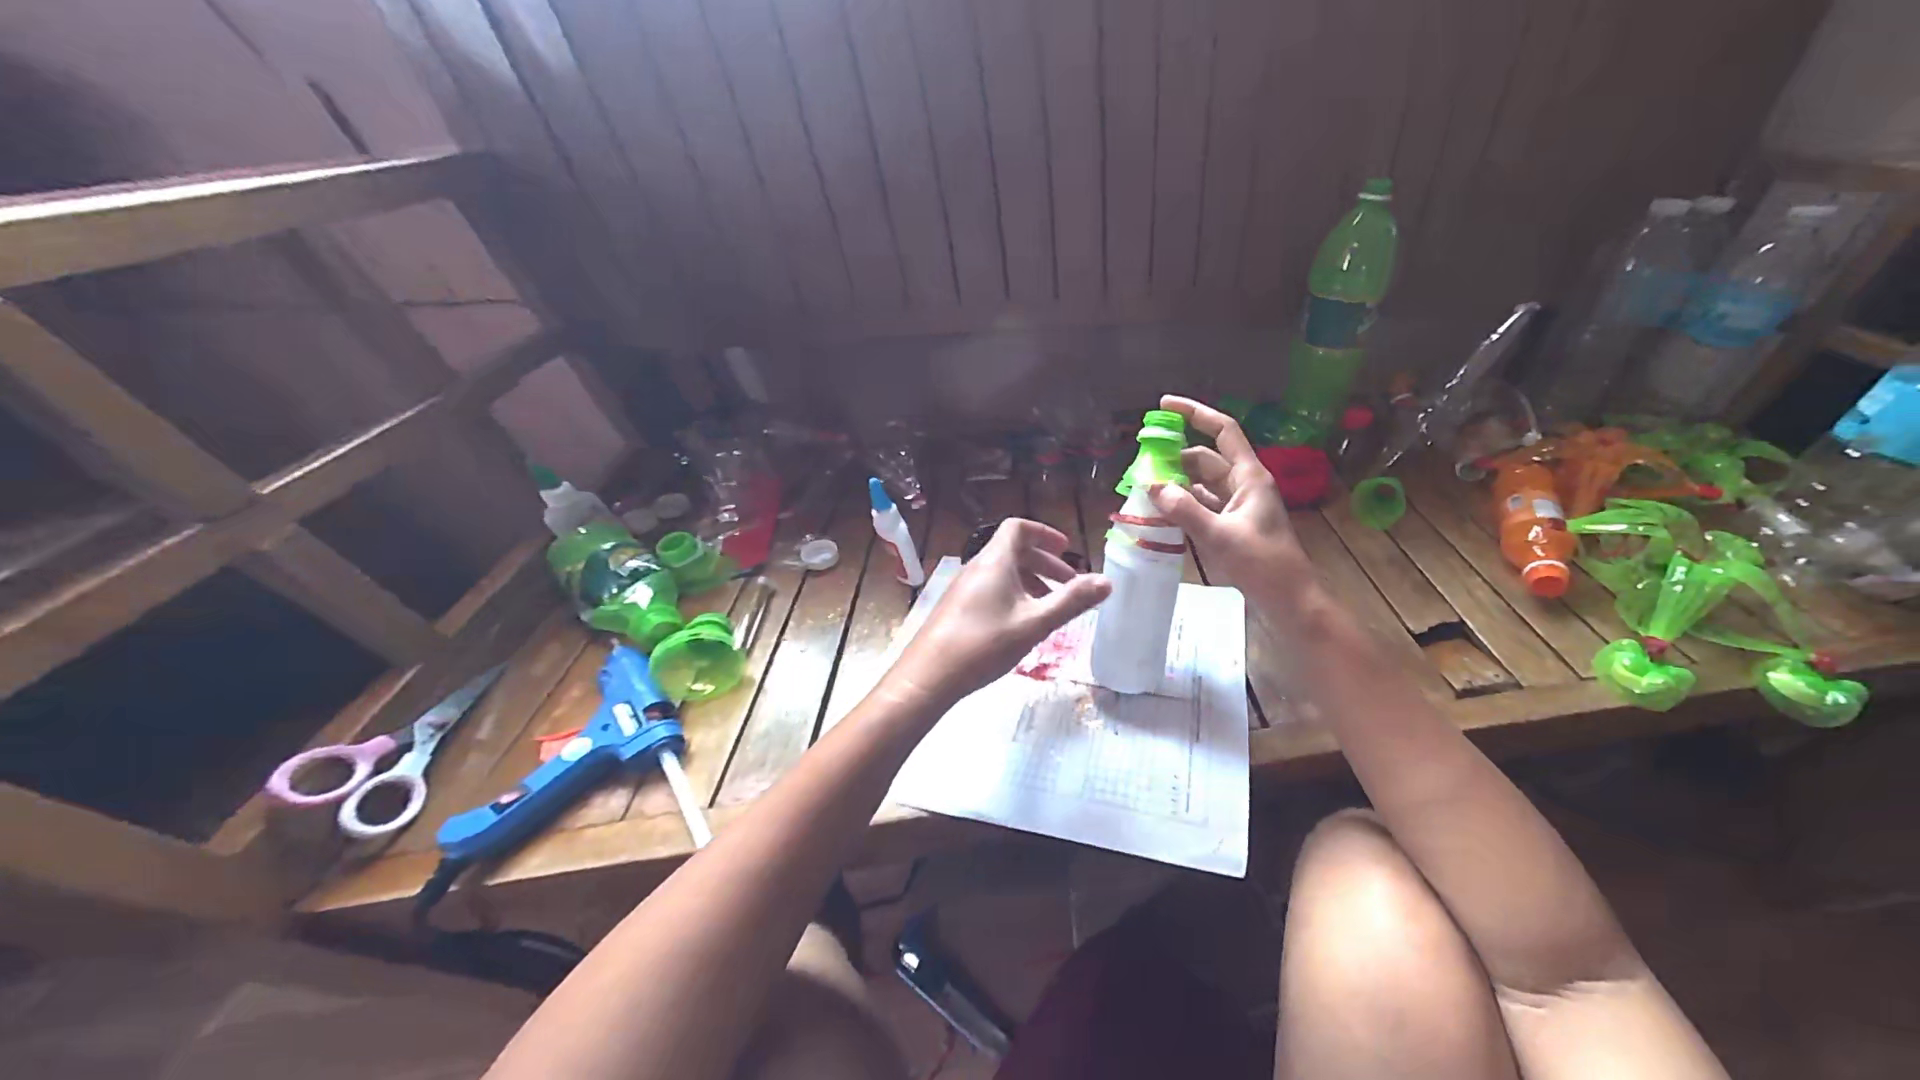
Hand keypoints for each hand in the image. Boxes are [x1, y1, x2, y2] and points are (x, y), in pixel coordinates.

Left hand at [887, 519, 1111, 706]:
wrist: (929, 675)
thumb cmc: (984, 643)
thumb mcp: (1035, 623)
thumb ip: (1071, 602)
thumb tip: (1107, 581)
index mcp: (995, 561)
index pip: (1018, 528)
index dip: (1044, 533)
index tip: (1067, 551)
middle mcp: (977, 567)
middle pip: (1014, 551)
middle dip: (1045, 564)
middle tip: (1069, 587)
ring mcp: (963, 588)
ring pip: (1003, 573)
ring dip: (1030, 583)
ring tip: (1050, 609)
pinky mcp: (956, 608)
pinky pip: (990, 589)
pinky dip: (1013, 596)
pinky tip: (1022, 626)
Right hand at [1148, 395, 1314, 607]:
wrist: (1289, 601)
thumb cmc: (1263, 565)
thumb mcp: (1220, 536)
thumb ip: (1185, 510)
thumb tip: (1153, 485)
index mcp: (1250, 477)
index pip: (1223, 431)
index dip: (1195, 413)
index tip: (1164, 405)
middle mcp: (1243, 485)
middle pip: (1205, 459)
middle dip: (1174, 457)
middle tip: (1141, 463)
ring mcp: (1237, 507)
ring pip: (1201, 484)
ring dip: (1175, 483)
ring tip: (1144, 488)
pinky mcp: (1231, 526)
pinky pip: (1201, 506)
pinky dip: (1181, 505)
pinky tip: (1160, 512)